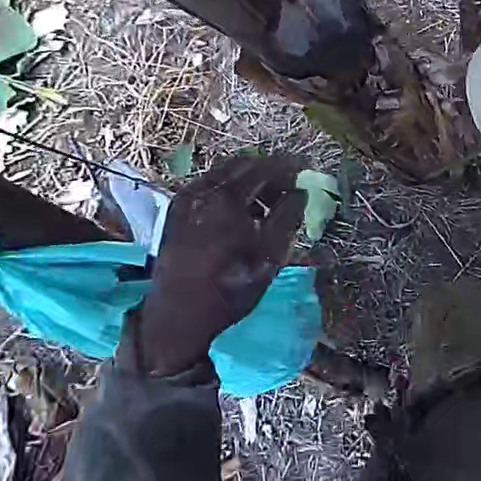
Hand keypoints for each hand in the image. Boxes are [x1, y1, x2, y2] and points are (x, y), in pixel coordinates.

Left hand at [135, 155, 306, 375]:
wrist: (178, 314)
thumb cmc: (229, 289)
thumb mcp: (269, 258)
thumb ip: (287, 219)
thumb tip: (300, 193)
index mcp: (227, 198)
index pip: (264, 169)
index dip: (288, 168)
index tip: (303, 170)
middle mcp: (203, 189)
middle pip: (242, 165)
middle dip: (268, 171)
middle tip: (287, 185)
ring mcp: (186, 198)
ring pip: (223, 174)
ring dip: (247, 179)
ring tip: (266, 201)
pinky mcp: (176, 209)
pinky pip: (208, 186)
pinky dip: (228, 189)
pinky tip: (239, 211)